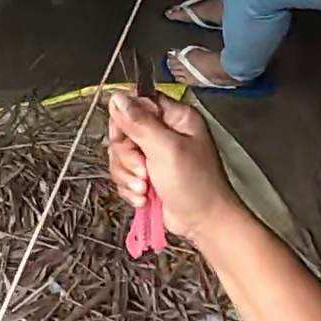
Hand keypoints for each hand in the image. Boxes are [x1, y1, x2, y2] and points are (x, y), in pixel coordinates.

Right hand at [106, 92, 241, 238]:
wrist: (203, 223)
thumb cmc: (194, 183)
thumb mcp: (165, 148)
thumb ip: (139, 122)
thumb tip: (116, 97)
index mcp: (175, 117)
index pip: (137, 102)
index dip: (124, 118)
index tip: (124, 136)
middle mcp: (163, 132)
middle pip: (123, 130)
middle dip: (127, 155)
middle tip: (143, 170)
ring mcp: (154, 155)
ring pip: (120, 155)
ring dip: (127, 175)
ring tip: (145, 188)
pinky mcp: (146, 176)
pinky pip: (123, 174)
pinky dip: (129, 187)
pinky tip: (143, 197)